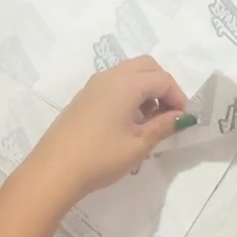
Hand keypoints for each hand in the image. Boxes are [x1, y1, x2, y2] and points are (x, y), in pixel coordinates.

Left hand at [15, 57, 193, 206]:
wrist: (55, 170)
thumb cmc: (101, 157)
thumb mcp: (138, 145)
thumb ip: (163, 126)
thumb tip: (180, 117)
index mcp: (126, 83)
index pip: (162, 79)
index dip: (178, 97)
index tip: (182, 120)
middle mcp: (110, 76)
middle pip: (146, 66)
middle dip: (162, 85)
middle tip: (167, 114)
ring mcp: (94, 84)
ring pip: (129, 72)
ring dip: (145, 88)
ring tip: (147, 120)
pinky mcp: (84, 96)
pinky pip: (114, 82)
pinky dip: (128, 92)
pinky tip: (126, 122)